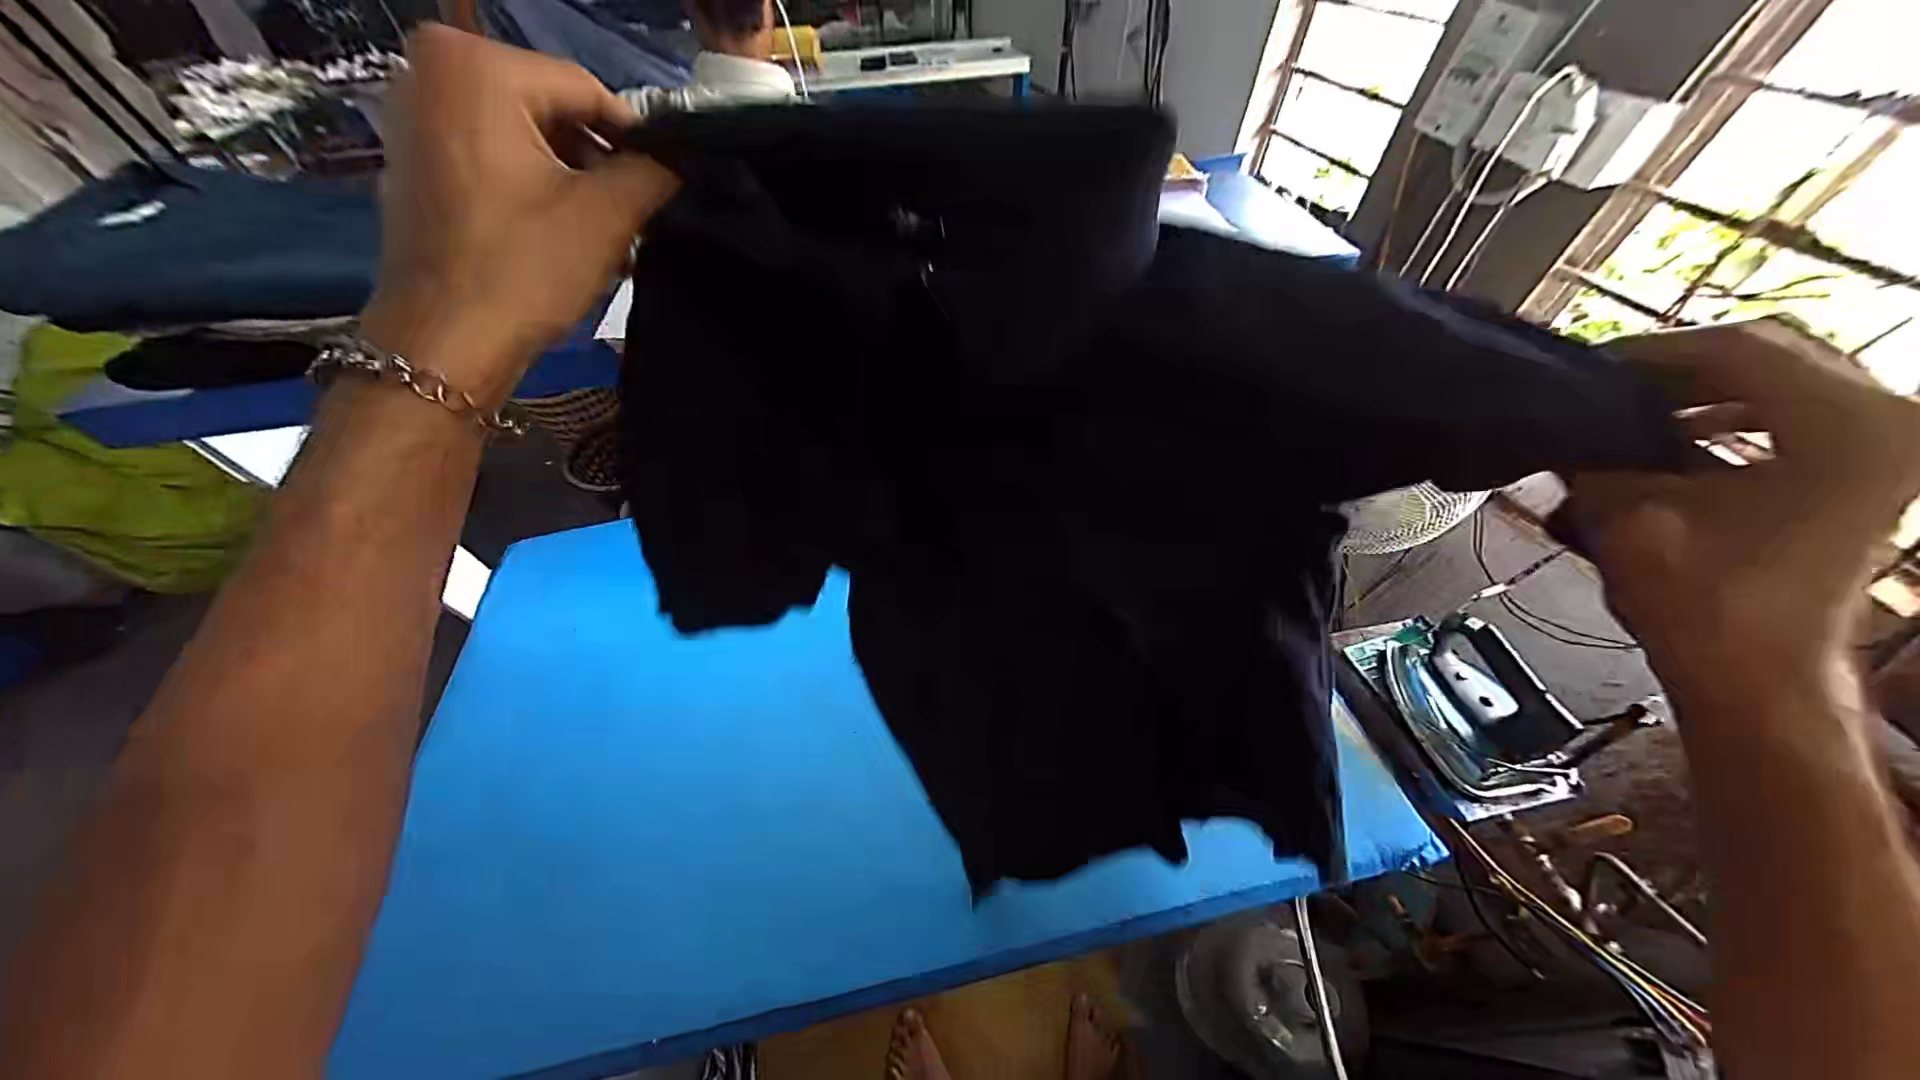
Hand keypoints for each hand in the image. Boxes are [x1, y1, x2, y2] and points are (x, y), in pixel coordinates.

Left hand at [361, 24, 679, 406]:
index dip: (637, 139)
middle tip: (637, 215)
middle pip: (555, 110)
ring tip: (609, 235)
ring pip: (528, 137)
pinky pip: (497, 157)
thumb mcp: (607, 216)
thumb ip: (654, 172)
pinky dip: (538, 188)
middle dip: (602, 162)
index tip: (666, 183)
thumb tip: (678, 158)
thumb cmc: (524, 268)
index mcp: (474, 68)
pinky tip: (567, 235)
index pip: (586, 88)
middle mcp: (432, 73)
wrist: (449, 337)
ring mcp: (416, 118)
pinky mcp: (417, 162)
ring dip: (576, 181)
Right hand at [1565, 319, 1919, 705]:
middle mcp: (1893, 422)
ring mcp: (1892, 446)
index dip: (1649, 352)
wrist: (1761, 675)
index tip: (1582, 367)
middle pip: (1776, 353)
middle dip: (1677, 364)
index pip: (1740, 349)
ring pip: (1787, 378)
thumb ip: (1595, 457)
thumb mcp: (1627, 515)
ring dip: (1701, 387)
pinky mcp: (1874, 469)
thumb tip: (1562, 421)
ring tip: (1629, 405)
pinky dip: (1730, 413)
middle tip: (1602, 382)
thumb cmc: (1700, 601)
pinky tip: (1673, 434)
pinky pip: (1798, 412)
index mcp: (1848, 429)